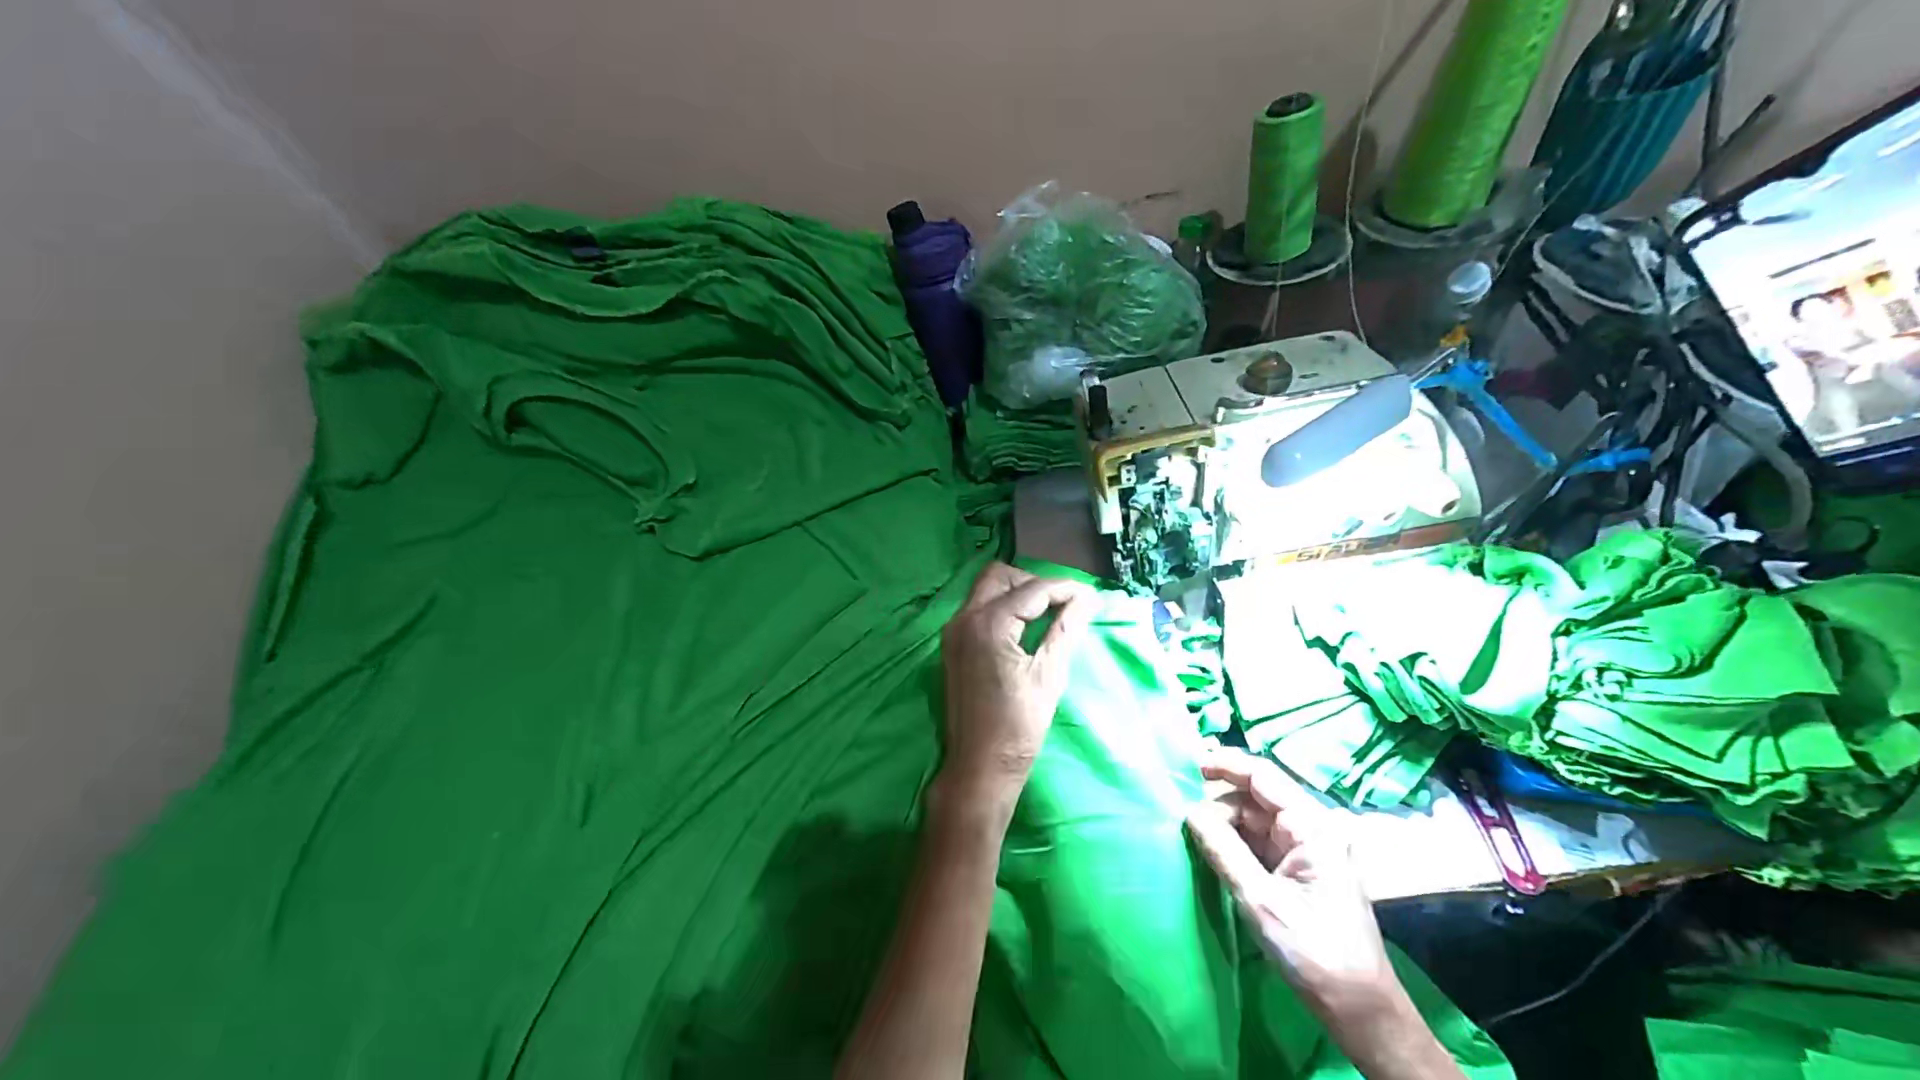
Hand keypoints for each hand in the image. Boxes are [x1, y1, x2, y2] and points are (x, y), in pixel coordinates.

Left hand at [938, 563, 1095, 806]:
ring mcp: (953, 632)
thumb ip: (1066, 629)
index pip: (1032, 590)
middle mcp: (964, 619)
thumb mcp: (1050, 675)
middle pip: (999, 576)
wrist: (979, 766)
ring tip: (1048, 614)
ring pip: (985, 590)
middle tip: (1063, 603)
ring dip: (1016, 593)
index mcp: (988, 624)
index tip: (1090, 596)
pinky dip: (1001, 608)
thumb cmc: (1018, 726)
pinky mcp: (951, 645)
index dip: (1064, 589)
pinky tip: (1024, 628)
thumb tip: (1087, 599)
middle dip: (1033, 583)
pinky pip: (977, 609)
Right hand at [1185, 750, 1396, 1016]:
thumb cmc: (1315, 952)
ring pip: (1254, 820)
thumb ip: (1224, 850)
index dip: (1226, 765)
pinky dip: (1233, 842)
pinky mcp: (1296, 871)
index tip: (1188, 765)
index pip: (1264, 777)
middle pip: (1256, 798)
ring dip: (1224, 823)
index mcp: (1313, 828)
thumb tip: (1189, 810)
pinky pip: (1258, 842)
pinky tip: (1210, 849)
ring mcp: (1304, 851)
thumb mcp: (1261, 901)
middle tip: (1184, 816)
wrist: (1358, 1010)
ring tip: (1192, 832)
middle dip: (1219, 801)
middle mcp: (1311, 830)